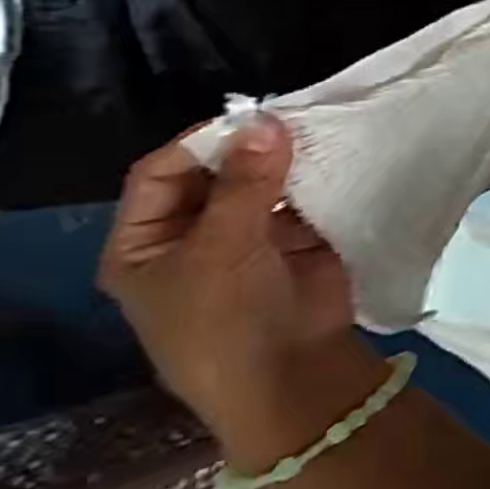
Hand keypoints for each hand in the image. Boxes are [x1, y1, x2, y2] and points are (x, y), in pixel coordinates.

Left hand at [100, 115, 385, 468]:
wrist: (291, 370)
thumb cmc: (225, 318)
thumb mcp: (221, 249)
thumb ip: (244, 183)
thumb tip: (266, 121)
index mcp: (147, 241)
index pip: (161, 174)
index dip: (199, 144)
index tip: (249, 118)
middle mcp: (197, 235)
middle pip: (219, 176)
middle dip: (252, 150)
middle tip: (294, 120)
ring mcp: (253, 239)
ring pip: (268, 187)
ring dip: (291, 165)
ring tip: (322, 136)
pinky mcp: (303, 243)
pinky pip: (309, 204)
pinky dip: (323, 184)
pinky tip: (342, 164)